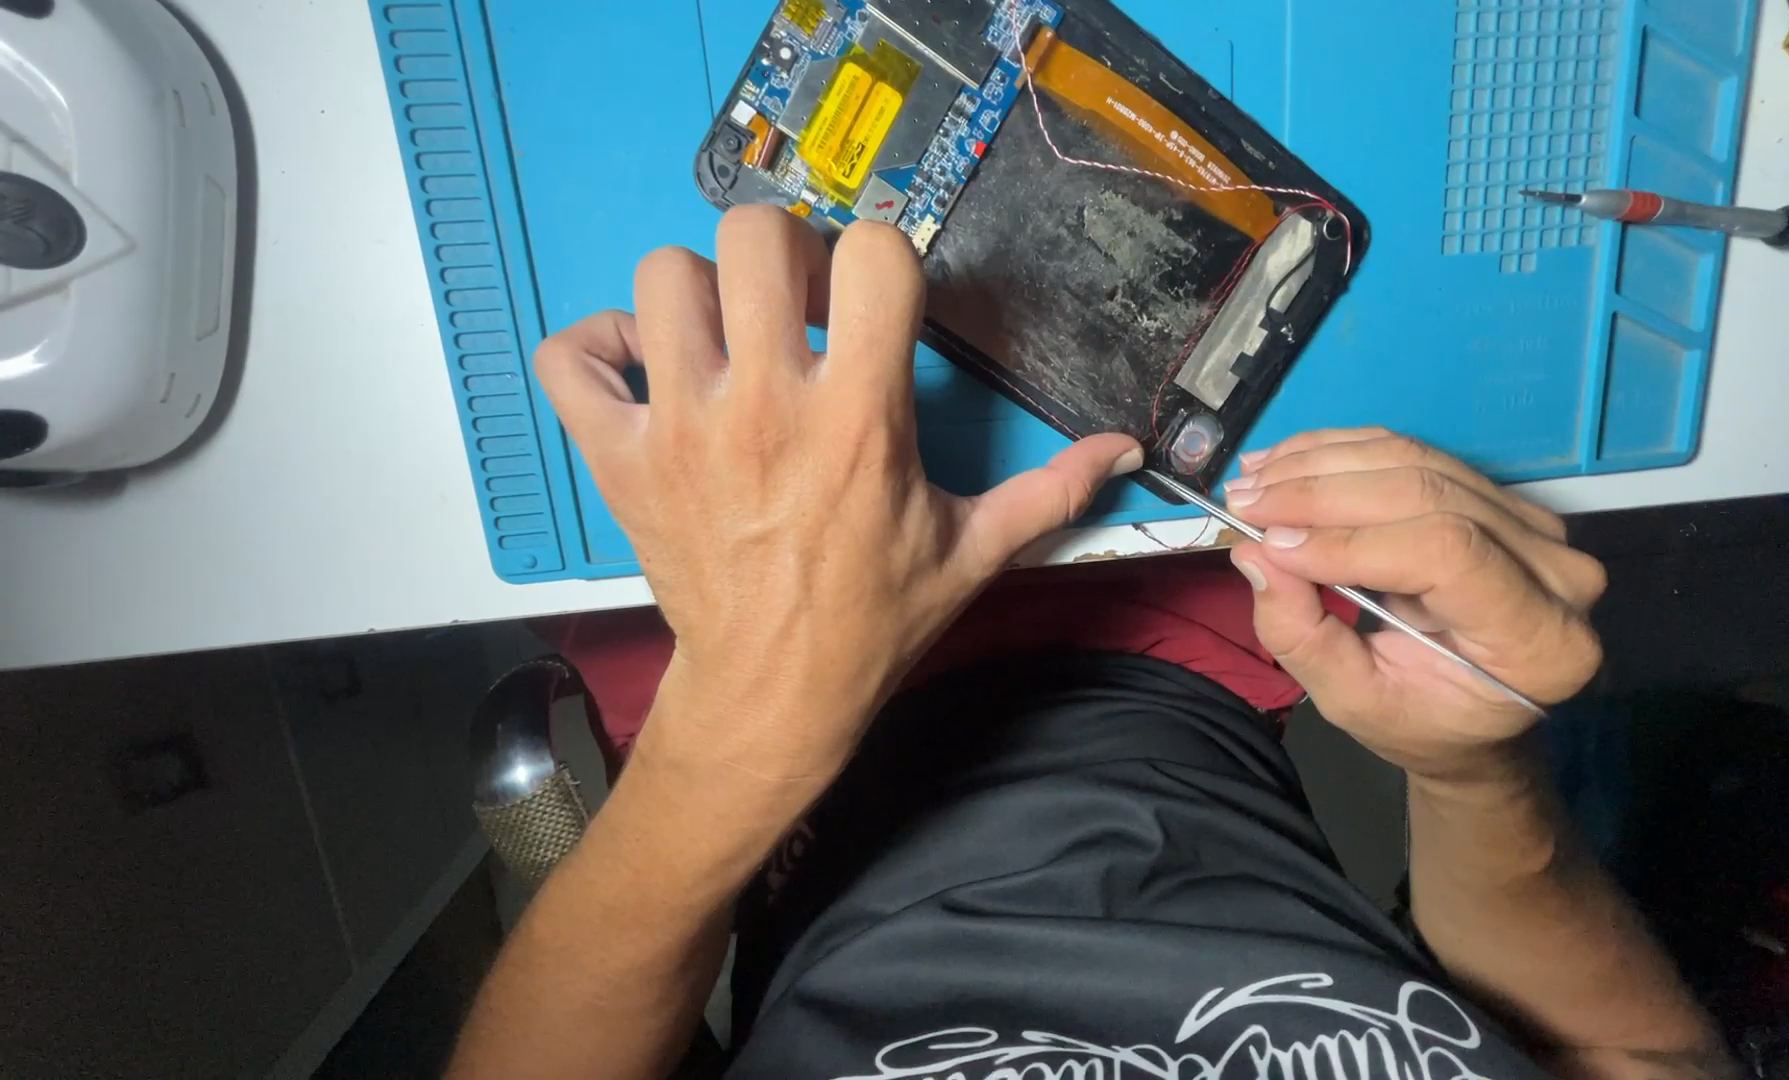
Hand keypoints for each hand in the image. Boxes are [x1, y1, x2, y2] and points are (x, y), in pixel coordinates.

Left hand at [534, 205, 1141, 784]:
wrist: (773, 695)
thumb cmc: (876, 620)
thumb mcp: (973, 553)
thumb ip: (1053, 491)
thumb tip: (1128, 448)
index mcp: (860, 419)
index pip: (873, 256)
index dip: (880, 261)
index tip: (874, 306)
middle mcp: (765, 406)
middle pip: (752, 236)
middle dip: (784, 255)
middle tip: (798, 311)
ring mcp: (678, 429)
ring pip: (660, 277)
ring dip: (696, 293)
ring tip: (724, 345)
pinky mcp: (617, 459)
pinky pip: (570, 358)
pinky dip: (598, 349)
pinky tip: (643, 375)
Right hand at [1224, 428, 1605, 779]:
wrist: (1470, 710)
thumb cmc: (1417, 719)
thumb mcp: (1350, 701)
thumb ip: (1302, 636)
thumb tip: (1254, 554)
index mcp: (1535, 640)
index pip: (1445, 553)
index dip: (1349, 542)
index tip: (1269, 545)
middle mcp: (1554, 570)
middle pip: (1427, 492)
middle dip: (1319, 492)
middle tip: (1242, 502)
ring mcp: (1530, 525)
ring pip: (1414, 461)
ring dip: (1319, 462)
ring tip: (1252, 478)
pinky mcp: (1495, 498)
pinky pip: (1412, 452)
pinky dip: (1337, 451)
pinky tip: (1284, 461)